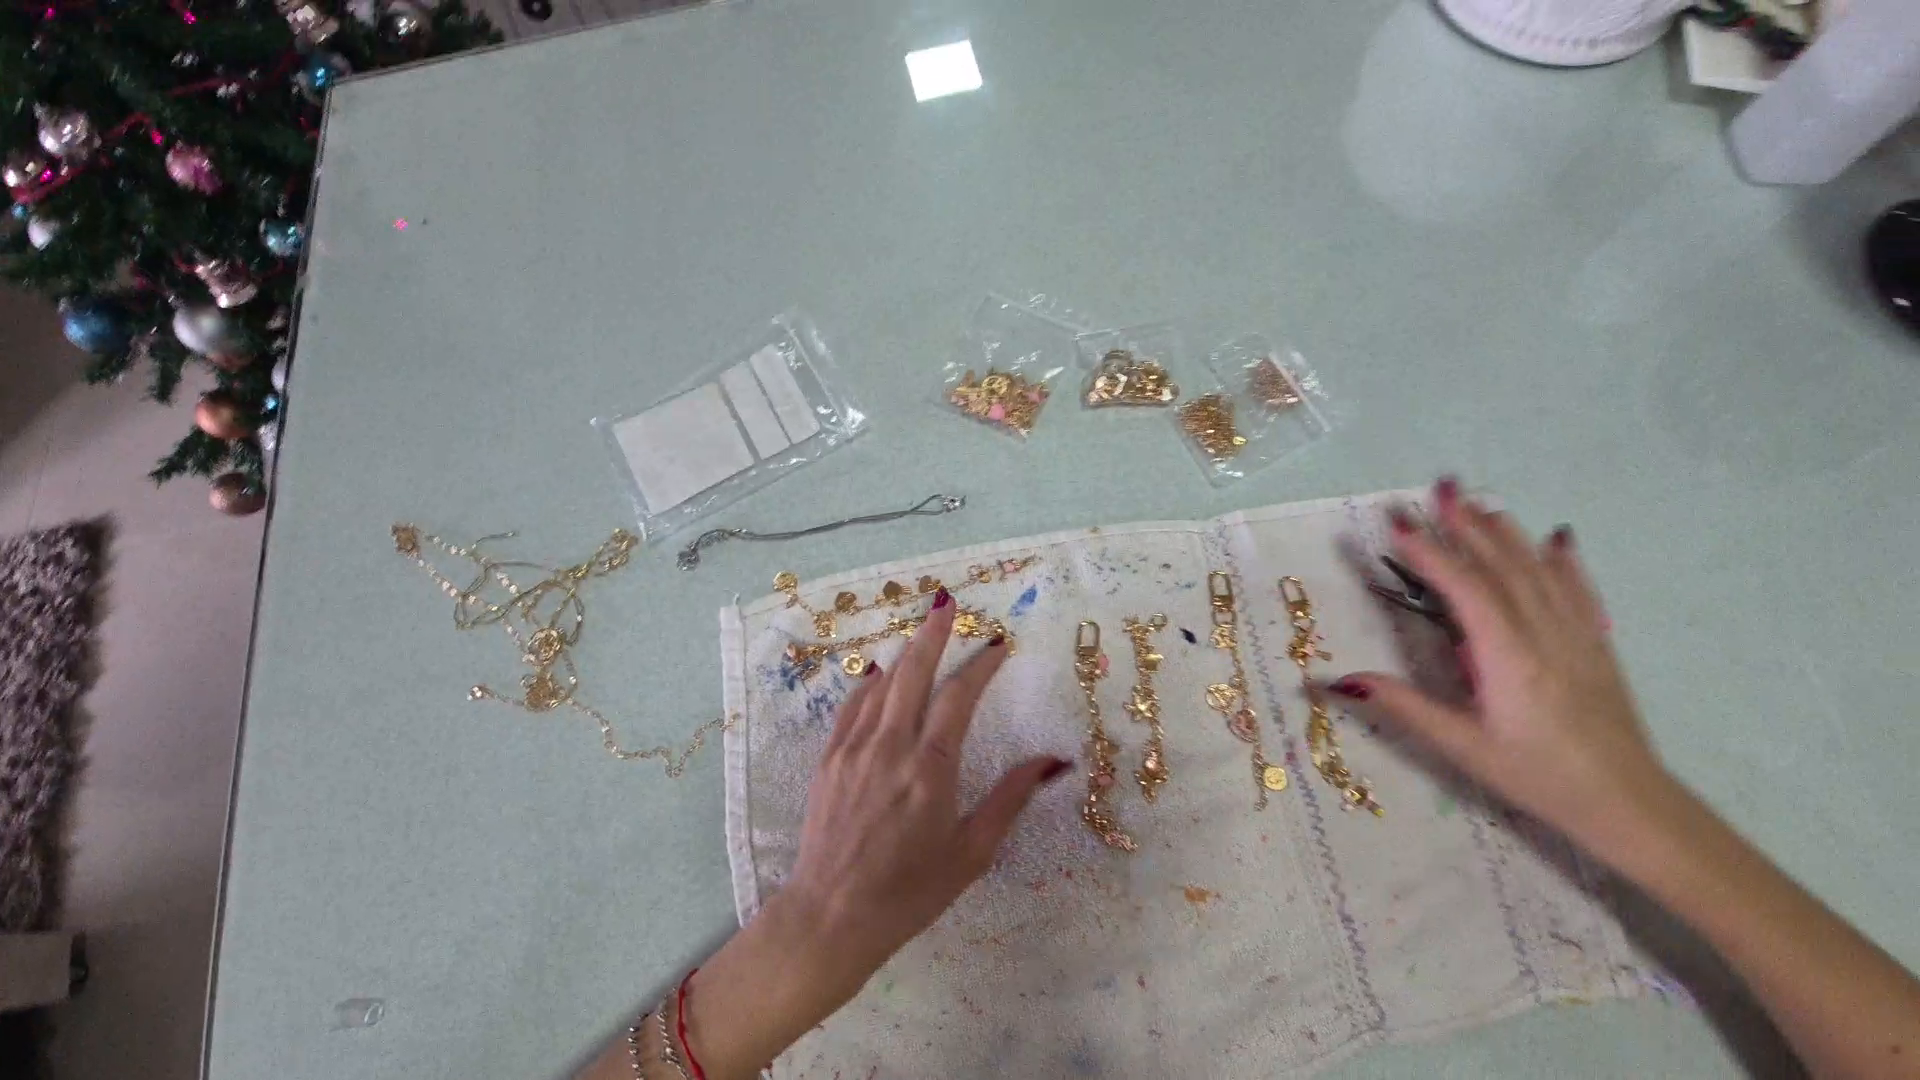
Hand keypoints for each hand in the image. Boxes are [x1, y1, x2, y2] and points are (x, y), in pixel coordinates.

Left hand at [781, 589, 1071, 999]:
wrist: (831, 916)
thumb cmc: (910, 892)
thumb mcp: (971, 852)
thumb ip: (1010, 798)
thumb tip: (1052, 761)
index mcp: (931, 768)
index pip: (960, 697)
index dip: (981, 665)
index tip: (998, 644)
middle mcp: (891, 747)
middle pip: (914, 673)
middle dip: (933, 634)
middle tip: (947, 604)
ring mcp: (854, 749)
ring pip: (881, 685)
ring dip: (903, 654)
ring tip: (920, 631)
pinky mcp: (828, 760)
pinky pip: (851, 708)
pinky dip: (866, 684)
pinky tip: (875, 672)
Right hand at [1328, 478, 1676, 859]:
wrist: (1630, 805)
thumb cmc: (1537, 777)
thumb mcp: (1462, 748)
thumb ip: (1403, 707)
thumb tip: (1336, 680)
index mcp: (1507, 657)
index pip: (1465, 589)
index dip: (1431, 554)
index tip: (1399, 524)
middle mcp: (1544, 634)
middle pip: (1503, 566)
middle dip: (1467, 525)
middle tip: (1438, 488)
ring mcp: (1577, 636)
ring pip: (1539, 571)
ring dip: (1506, 532)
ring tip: (1478, 502)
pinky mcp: (1598, 646)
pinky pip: (1580, 591)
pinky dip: (1564, 560)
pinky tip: (1557, 537)